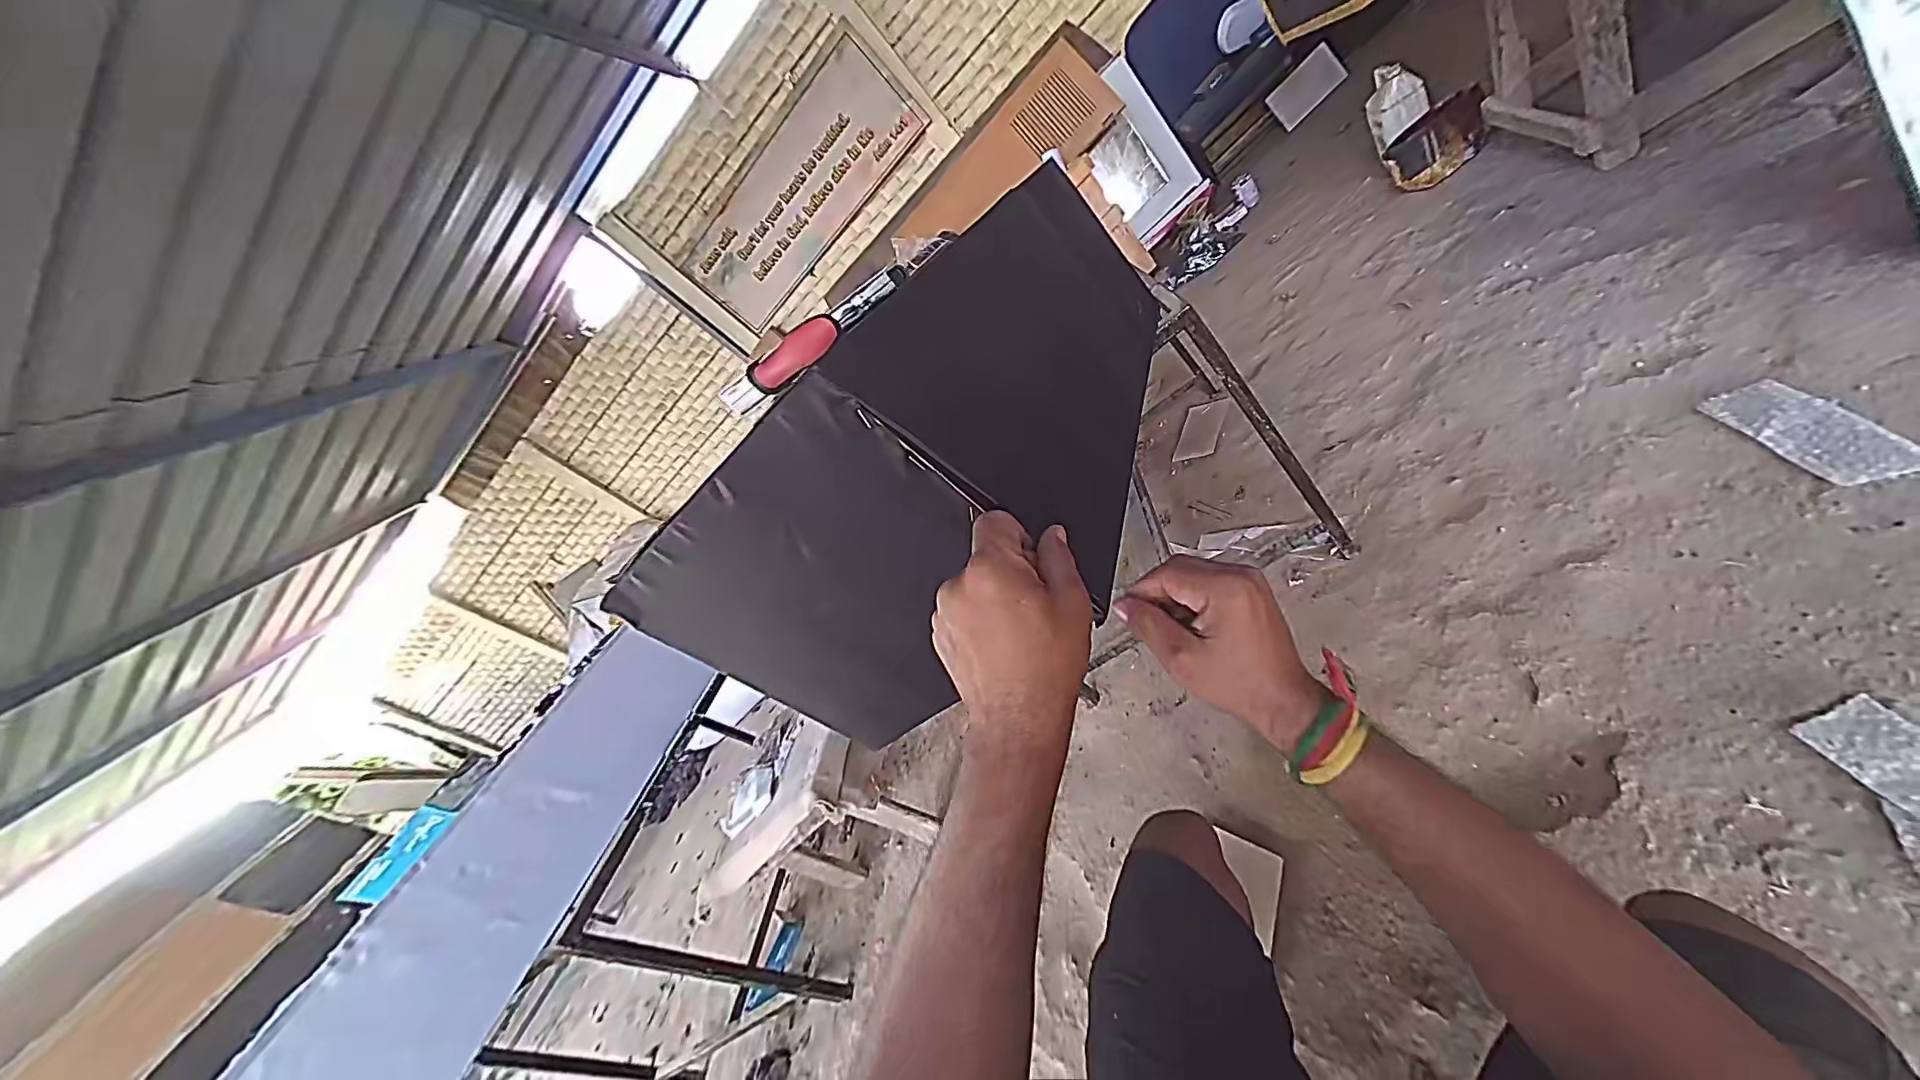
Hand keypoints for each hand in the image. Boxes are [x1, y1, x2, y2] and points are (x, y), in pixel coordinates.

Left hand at [932, 511, 1091, 745]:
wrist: (1018, 717)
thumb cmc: (1045, 667)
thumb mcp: (1071, 602)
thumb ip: (1059, 557)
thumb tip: (1051, 536)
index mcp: (989, 570)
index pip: (993, 520)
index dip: (1017, 532)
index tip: (1029, 552)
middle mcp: (958, 586)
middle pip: (985, 556)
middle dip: (1010, 569)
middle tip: (1034, 602)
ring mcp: (945, 611)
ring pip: (974, 584)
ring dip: (993, 595)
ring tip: (1019, 629)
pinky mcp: (940, 632)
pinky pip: (963, 609)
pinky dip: (980, 618)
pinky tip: (1003, 642)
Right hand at [1114, 556, 1327, 747]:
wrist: (1282, 698)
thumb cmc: (1242, 684)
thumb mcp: (1181, 658)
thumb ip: (1148, 625)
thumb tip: (1127, 606)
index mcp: (1225, 589)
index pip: (1166, 574)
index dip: (1141, 592)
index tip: (1130, 611)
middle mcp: (1240, 576)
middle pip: (1179, 568)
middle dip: (1158, 594)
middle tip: (1149, 622)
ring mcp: (1248, 580)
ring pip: (1192, 574)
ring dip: (1175, 596)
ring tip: (1176, 630)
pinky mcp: (1250, 589)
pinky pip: (1209, 581)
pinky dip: (1193, 599)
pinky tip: (1193, 626)